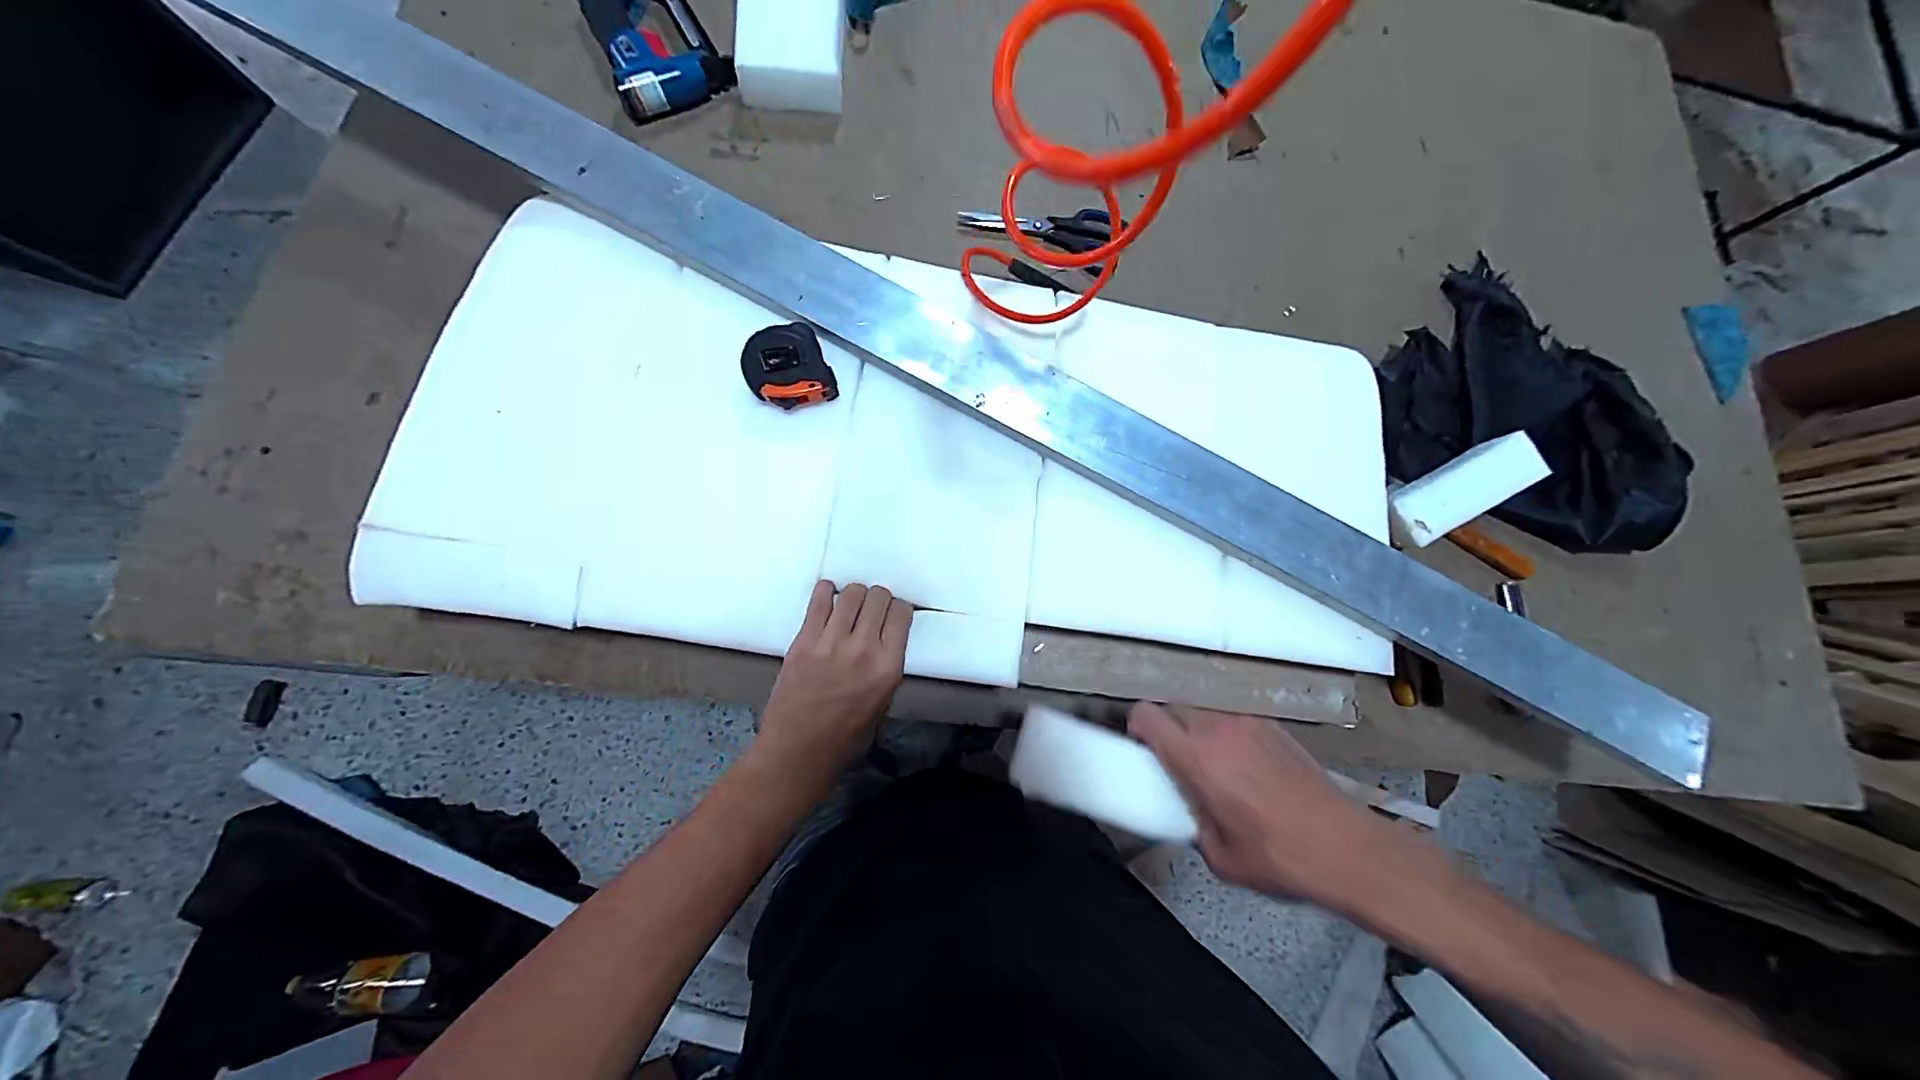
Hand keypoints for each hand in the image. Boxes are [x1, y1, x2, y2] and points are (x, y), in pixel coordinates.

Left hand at [754, 580, 911, 783]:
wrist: (799, 750)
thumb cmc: (843, 738)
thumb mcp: (883, 704)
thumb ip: (886, 668)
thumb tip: (884, 644)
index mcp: (888, 667)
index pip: (901, 615)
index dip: (899, 608)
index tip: (894, 611)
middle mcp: (863, 649)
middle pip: (878, 598)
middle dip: (879, 597)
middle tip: (873, 605)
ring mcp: (831, 642)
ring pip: (851, 594)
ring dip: (854, 593)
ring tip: (851, 601)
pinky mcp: (804, 641)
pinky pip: (818, 602)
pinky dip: (825, 592)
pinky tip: (827, 595)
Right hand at [1129, 703, 1413, 912]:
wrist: (1347, 848)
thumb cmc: (1279, 857)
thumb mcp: (1219, 856)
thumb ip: (1193, 824)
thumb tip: (1190, 814)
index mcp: (1196, 758)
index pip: (1147, 715)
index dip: (1136, 727)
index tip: (1141, 747)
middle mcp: (1219, 730)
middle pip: (1173, 708)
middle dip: (1167, 730)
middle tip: (1175, 762)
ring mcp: (1250, 724)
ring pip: (1206, 714)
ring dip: (1199, 732)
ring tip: (1215, 768)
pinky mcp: (1275, 729)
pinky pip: (1236, 722)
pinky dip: (1230, 737)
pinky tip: (1248, 770)